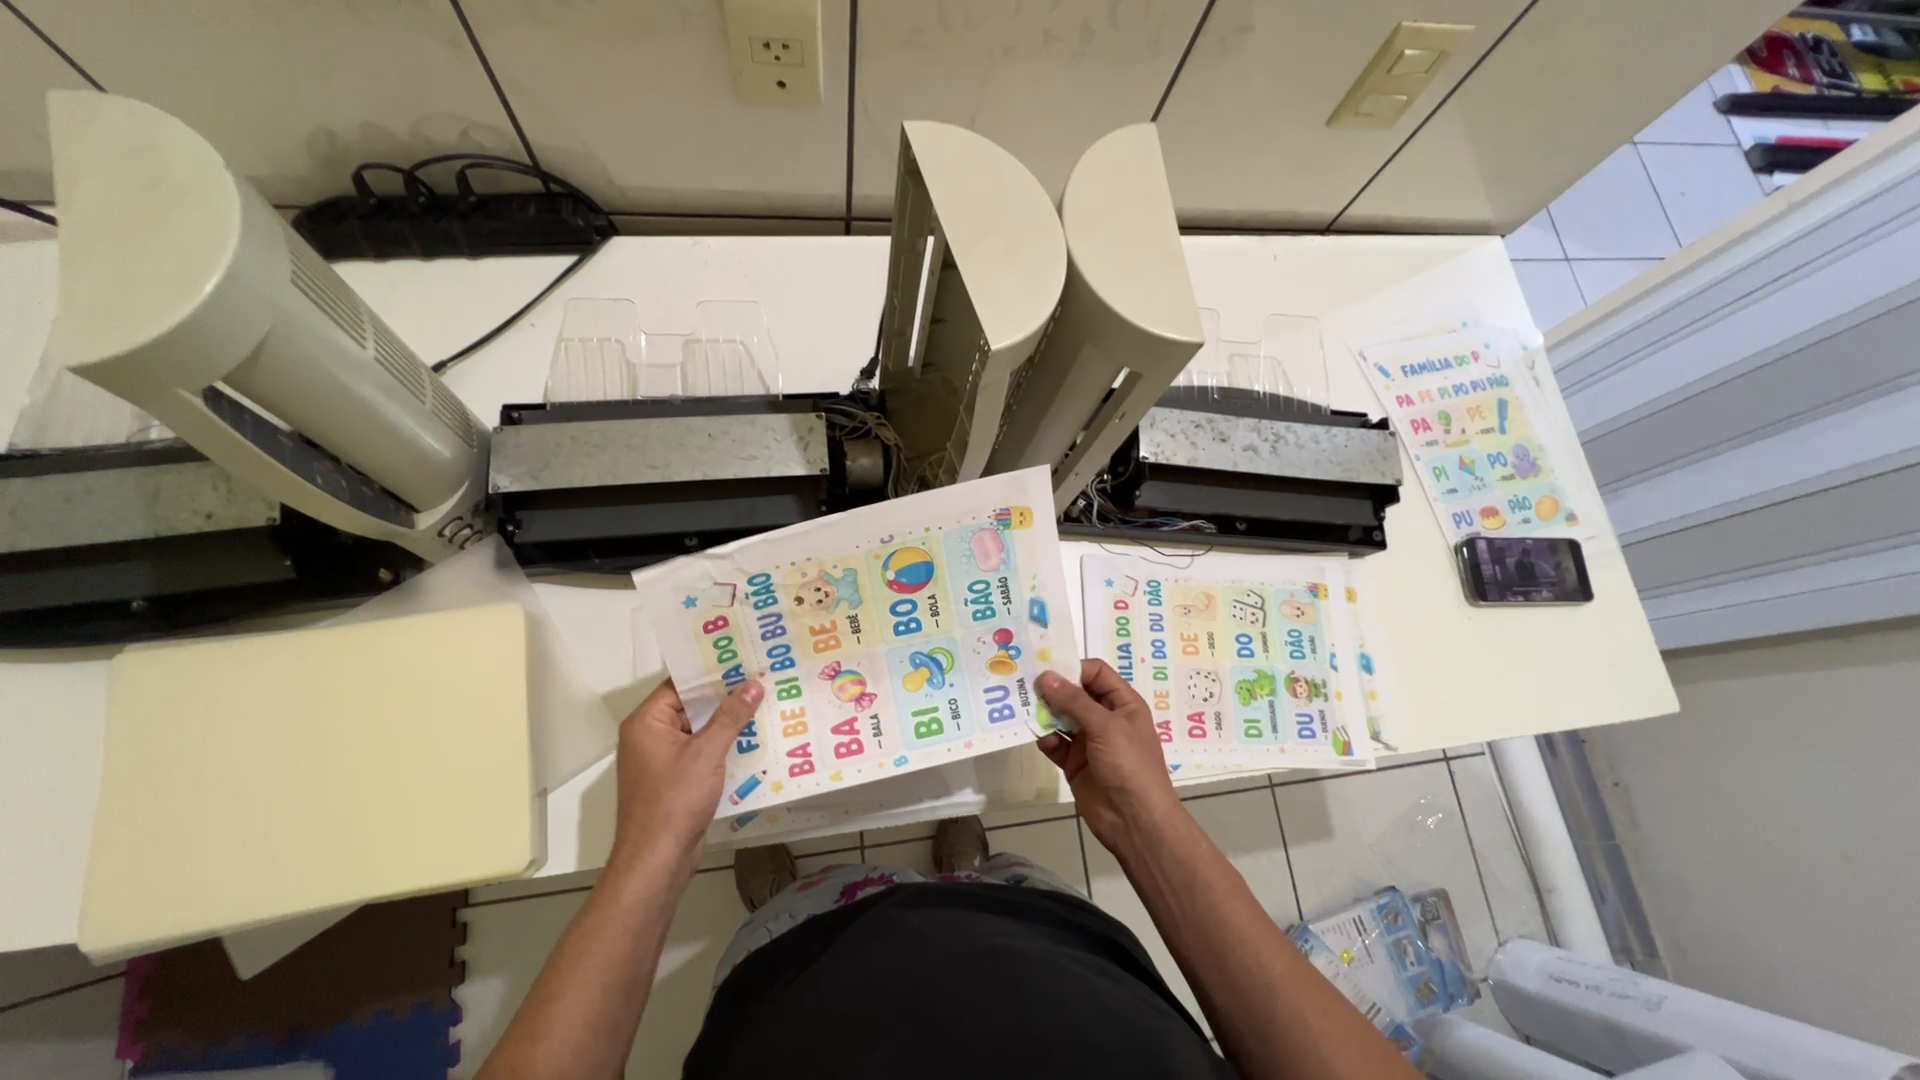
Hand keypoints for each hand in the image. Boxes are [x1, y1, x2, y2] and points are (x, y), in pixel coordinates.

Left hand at [608, 678, 762, 881]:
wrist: (657, 858)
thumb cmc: (675, 799)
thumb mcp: (707, 753)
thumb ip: (731, 716)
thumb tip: (753, 684)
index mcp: (646, 722)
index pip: (679, 685)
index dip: (711, 672)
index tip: (743, 660)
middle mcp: (648, 736)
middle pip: (690, 706)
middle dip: (724, 697)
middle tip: (760, 679)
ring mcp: (660, 760)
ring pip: (697, 730)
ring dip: (726, 723)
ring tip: (763, 704)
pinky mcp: (674, 780)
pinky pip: (699, 752)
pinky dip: (721, 746)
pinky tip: (752, 740)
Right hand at [1036, 660, 1181, 855]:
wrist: (1134, 820)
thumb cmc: (1129, 765)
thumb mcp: (1106, 726)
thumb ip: (1074, 701)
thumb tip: (1045, 676)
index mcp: (1122, 704)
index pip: (1096, 674)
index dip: (1073, 668)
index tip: (1045, 668)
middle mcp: (1105, 718)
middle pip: (1074, 694)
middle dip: (1052, 689)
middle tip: (1025, 683)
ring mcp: (1089, 741)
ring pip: (1061, 718)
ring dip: (1045, 713)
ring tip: (1023, 706)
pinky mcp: (1074, 763)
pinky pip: (1055, 743)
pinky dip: (1045, 739)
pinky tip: (1038, 738)